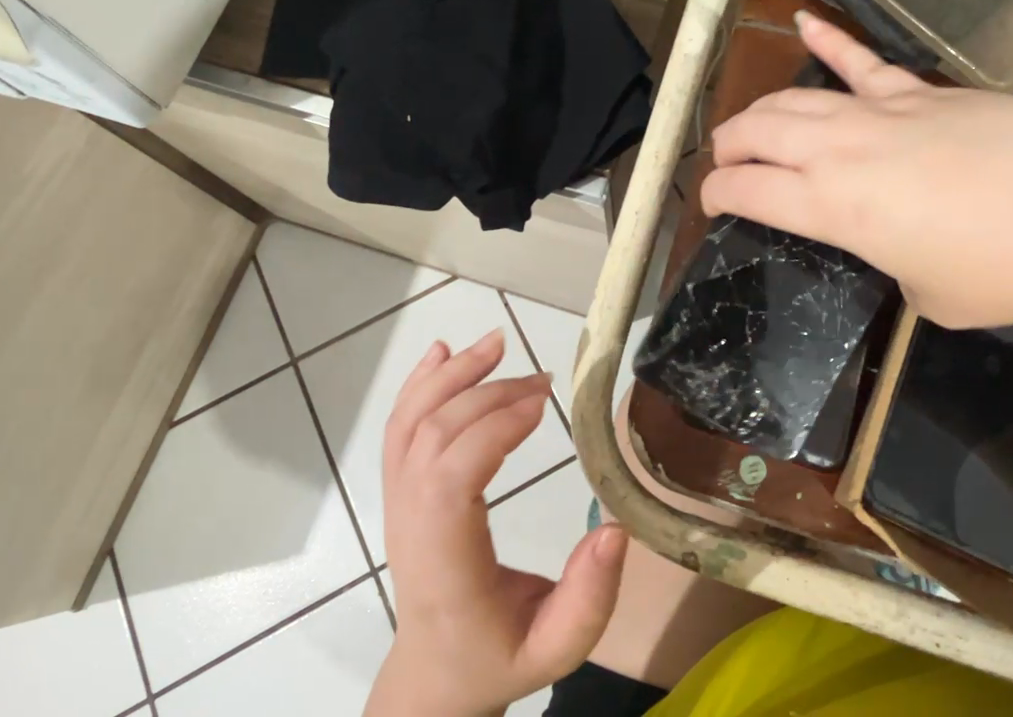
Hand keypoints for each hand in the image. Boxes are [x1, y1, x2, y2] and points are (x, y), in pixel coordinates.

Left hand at [366, 329, 627, 716]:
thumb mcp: (555, 648)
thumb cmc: (497, 658)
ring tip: (496, 341)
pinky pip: (400, 428)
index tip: (542, 403)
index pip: (451, 478)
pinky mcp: (400, 491)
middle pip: (434, 436)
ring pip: (411, 423)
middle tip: (543, 381)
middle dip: (488, 394)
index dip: (491, 429)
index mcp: (445, 561)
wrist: (435, 671)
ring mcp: (398, 503)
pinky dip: (420, 385)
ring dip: (451, 375)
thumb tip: (614, 529)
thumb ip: (588, 598)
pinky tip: (444, 354)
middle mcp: (411, 523)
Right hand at [701, 12, 1012, 327]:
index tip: (711, 206)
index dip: (716, 196)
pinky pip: (864, 61)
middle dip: (727, 147)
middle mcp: (843, 150)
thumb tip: (901, 244)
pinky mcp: (926, 92)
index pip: (747, 190)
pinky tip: (806, 20)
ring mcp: (884, 112)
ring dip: (761, 109)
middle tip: (721, 165)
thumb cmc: (1011, 271)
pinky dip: (830, 40)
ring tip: (748, 124)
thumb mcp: (931, 296)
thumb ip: (894, 265)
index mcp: (833, 208)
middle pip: (758, 131)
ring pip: (797, 96)